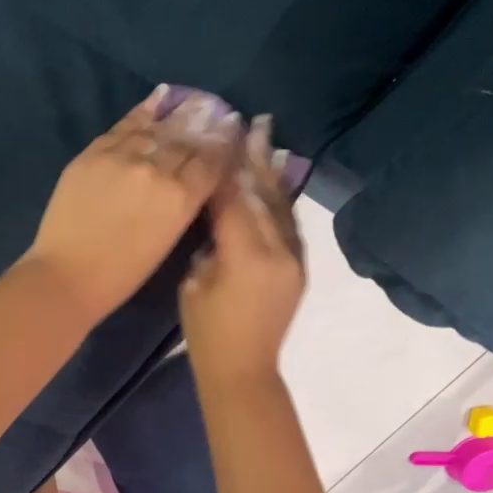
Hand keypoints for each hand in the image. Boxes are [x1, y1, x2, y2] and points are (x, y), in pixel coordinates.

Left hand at [20, 86, 241, 321]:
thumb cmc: (119, 276)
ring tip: (190, 105)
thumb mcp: (165, 242)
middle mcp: (157, 170)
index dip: (223, 146)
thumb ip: (181, 206)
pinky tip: (158, 99)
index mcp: (180, 199)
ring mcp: (122, 157)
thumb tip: (191, 179)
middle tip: (214, 116)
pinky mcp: (93, 153)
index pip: (211, 161)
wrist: (65, 276)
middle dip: (203, 130)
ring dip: (176, 118)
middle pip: (186, 141)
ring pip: (157, 129)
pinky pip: (124, 125)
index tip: (230, 134)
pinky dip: (144, 112)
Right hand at [181, 113, 306, 387]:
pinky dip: (280, 198)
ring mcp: (293, 258)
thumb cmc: (206, 333)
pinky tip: (276, 179)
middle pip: (264, 195)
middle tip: (252, 122)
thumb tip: (217, 217)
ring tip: (267, 139)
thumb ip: (208, 244)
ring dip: (272, 172)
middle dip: (255, 158)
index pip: (234, 199)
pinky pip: (288, 224)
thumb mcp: (194, 284)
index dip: (224, 167)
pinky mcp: (298, 267)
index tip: (216, 136)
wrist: (243, 370)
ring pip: (281, 206)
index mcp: (246, 255)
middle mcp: (278, 250)